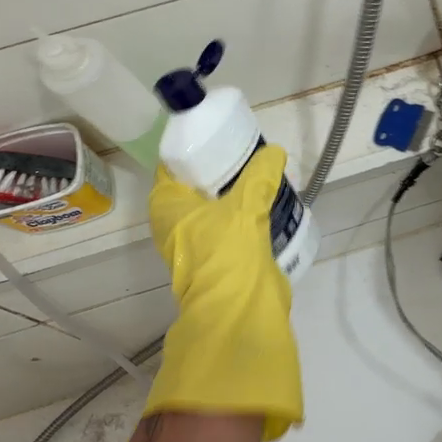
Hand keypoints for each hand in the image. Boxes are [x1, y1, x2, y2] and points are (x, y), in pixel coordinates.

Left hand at [145, 147, 302, 440]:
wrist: (238, 309)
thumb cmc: (227, 252)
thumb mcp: (246, 205)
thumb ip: (261, 175)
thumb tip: (274, 152)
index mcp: (167, 204)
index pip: (174, 163)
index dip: (195, 145)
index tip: (222, 131)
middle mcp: (174, 222)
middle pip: (196, 184)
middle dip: (221, 168)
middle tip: (249, 150)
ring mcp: (196, 242)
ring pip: (214, 205)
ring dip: (235, 192)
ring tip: (262, 173)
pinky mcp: (219, 257)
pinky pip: (229, 224)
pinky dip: (244, 213)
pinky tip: (267, 202)